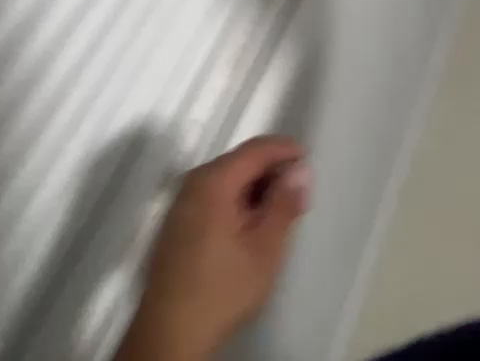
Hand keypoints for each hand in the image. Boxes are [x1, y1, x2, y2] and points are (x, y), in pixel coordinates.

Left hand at [116, 136, 310, 360]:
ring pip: (226, 180)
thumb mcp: (264, 248)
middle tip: (298, 194)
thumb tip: (300, 170)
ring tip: (279, 213)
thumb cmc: (223, 287)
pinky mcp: (177, 221)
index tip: (308, 159)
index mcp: (213, 180)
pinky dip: (237, 201)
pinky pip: (213, 196)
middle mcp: (193, 182)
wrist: (171, 330)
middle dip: (271, 171)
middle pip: (239, 161)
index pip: (255, 149)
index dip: (284, 150)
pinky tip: (250, 226)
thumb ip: (283, 204)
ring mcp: (181, 201)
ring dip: (255, 188)